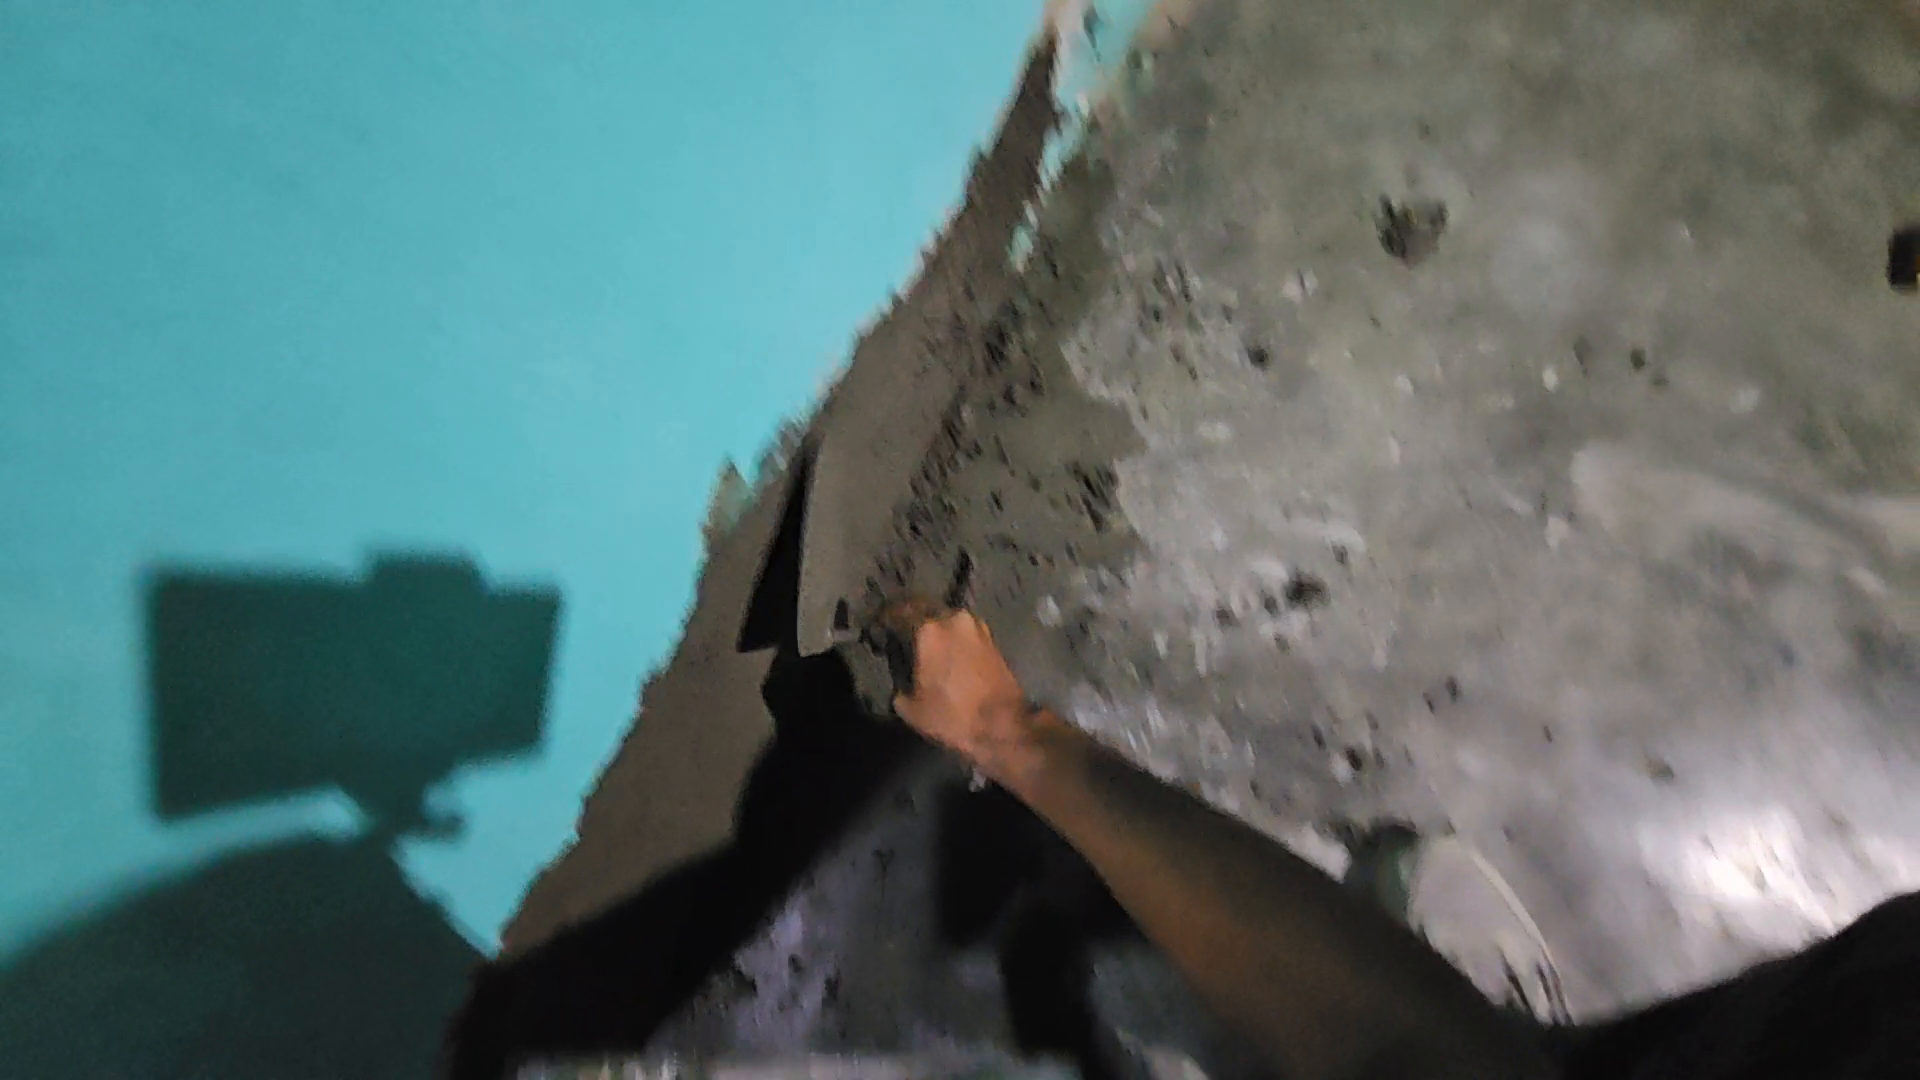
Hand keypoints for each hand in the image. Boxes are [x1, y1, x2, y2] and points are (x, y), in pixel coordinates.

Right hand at [882, 605, 1033, 778]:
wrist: (1005, 726)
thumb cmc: (953, 716)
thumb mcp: (911, 709)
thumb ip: (899, 686)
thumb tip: (902, 680)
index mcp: (928, 630)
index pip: (898, 611)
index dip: (885, 618)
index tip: (877, 626)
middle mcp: (953, 618)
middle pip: (924, 609)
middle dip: (911, 618)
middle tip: (900, 631)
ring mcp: (976, 626)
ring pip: (946, 619)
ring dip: (934, 627)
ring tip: (924, 643)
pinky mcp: (992, 638)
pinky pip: (963, 631)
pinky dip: (952, 637)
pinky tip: (946, 651)